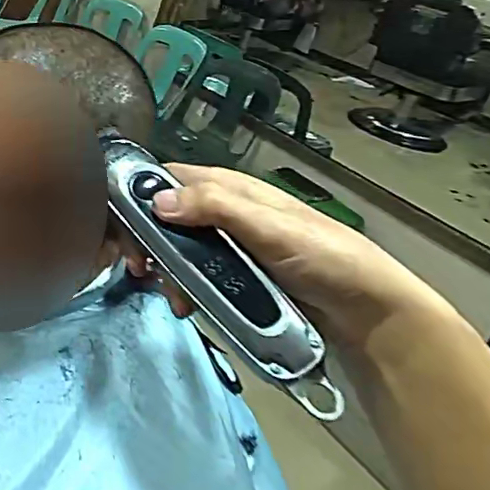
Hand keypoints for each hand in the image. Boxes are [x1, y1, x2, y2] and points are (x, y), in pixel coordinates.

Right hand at [128, 164, 451, 341]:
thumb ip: (215, 207)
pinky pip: (195, 277)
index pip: (169, 178)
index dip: (140, 194)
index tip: (121, 226)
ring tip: (171, 296)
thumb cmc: (323, 256)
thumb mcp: (269, 227)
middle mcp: (223, 212)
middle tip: (141, 269)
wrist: (368, 312)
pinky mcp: (235, 279)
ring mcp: (229, 247)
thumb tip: (156, 199)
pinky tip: (186, 306)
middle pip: (166, 216)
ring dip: (164, 269)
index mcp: (230, 188)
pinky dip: (184, 288)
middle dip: (148, 240)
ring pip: (177, 249)